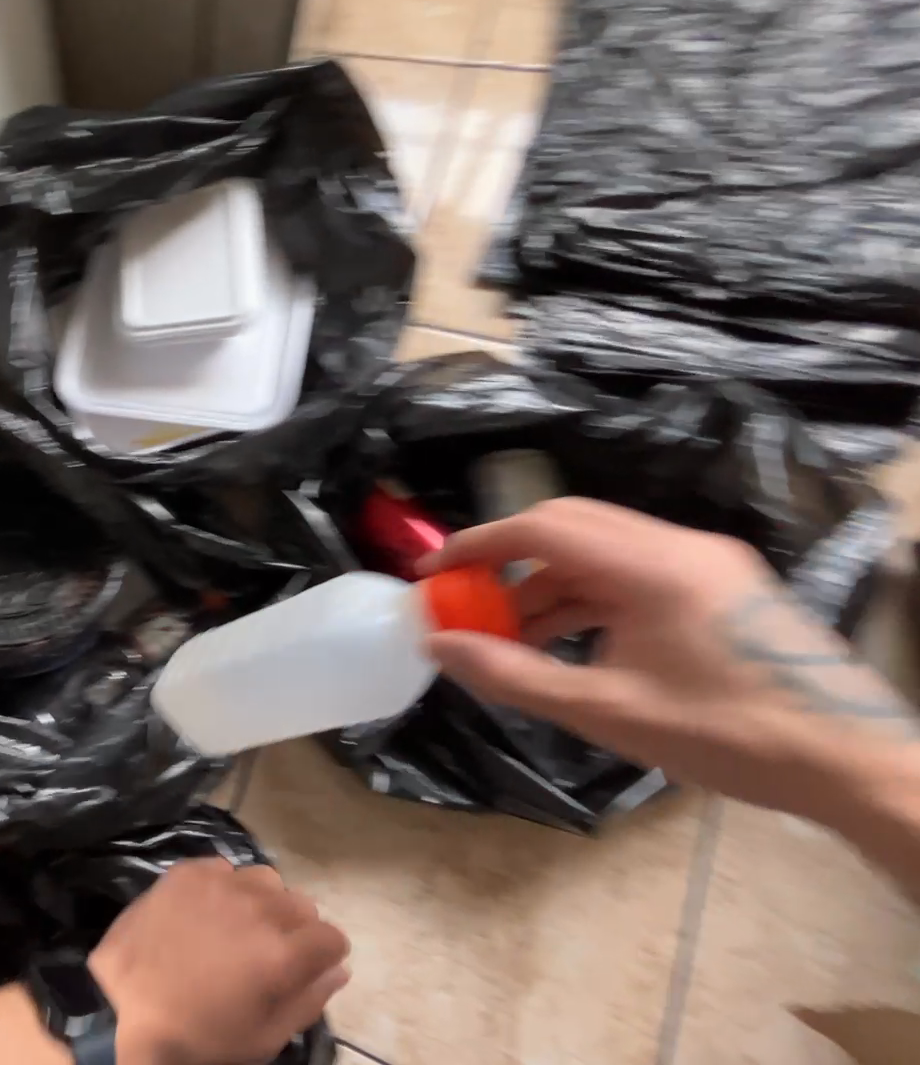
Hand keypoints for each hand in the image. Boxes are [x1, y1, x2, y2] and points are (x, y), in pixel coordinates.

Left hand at [87, 858, 347, 1064]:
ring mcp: (218, 885)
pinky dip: (225, 885)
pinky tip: (209, 910)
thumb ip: (310, 999)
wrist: (129, 1005)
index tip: (309, 966)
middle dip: (296, 928)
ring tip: (241, 925)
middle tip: (270, 951)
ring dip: (263, 900)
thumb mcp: (266, 1036)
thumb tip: (338, 968)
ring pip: (265, 878)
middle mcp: (256, 909)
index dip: (325, 955)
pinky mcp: (185, 872)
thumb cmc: (202, 1034)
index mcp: (282, 953)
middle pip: (301, 904)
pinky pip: (223, 867)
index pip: (332, 936)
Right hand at [417, 497, 904, 816]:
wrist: (861, 769)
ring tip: (508, 632)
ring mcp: (703, 563)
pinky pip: (625, 571)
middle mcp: (679, 548)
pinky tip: (561, 638)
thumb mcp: (603, 711)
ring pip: (594, 549)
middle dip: (504, 556)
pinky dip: (579, 595)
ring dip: (541, 582)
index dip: (476, 545)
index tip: (433, 573)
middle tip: (464, 593)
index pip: (541, 529)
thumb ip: (509, 674)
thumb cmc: (729, 736)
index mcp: (654, 567)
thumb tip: (437, 646)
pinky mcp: (716, 585)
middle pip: (566, 524)